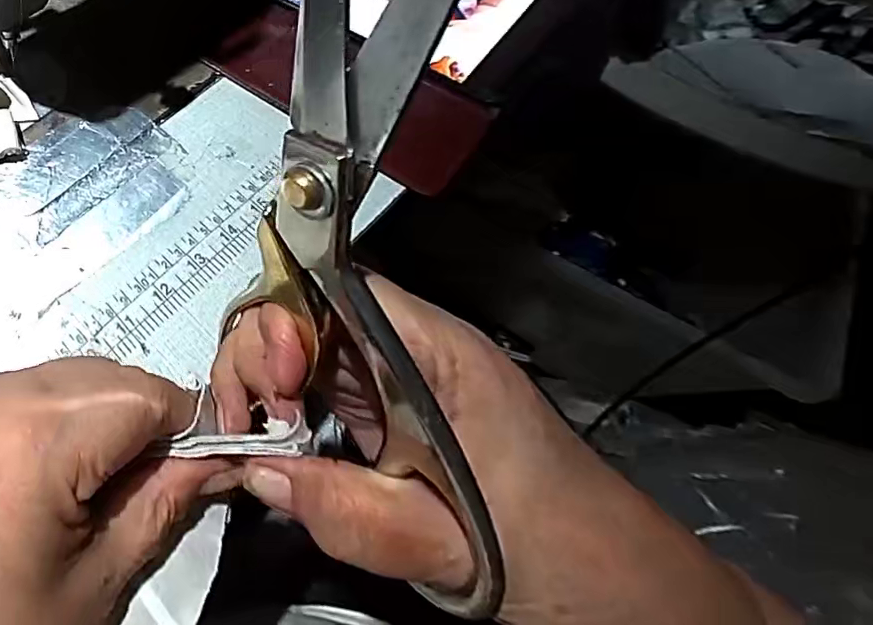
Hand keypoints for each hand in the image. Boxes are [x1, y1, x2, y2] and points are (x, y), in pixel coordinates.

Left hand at [0, 357, 236, 624]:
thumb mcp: (94, 583)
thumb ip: (164, 504)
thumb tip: (217, 458)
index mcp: (40, 437)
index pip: (148, 395)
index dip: (190, 424)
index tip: (210, 459)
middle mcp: (9, 392)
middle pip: (117, 377)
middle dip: (153, 419)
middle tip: (161, 480)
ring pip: (86, 374)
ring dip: (117, 412)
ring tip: (113, 478)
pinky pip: (49, 383)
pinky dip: (78, 410)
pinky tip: (73, 465)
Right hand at [211, 273, 792, 623]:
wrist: (620, 585)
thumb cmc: (561, 554)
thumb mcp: (452, 547)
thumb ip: (351, 513)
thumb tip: (257, 471)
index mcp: (436, 352)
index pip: (342, 287)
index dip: (290, 316)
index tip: (278, 386)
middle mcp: (408, 346)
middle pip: (306, 308)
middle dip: (261, 353)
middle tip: (252, 422)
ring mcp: (393, 373)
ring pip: (301, 343)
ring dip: (262, 382)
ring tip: (256, 438)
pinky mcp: (384, 403)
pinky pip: (314, 382)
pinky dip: (280, 406)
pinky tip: (272, 443)